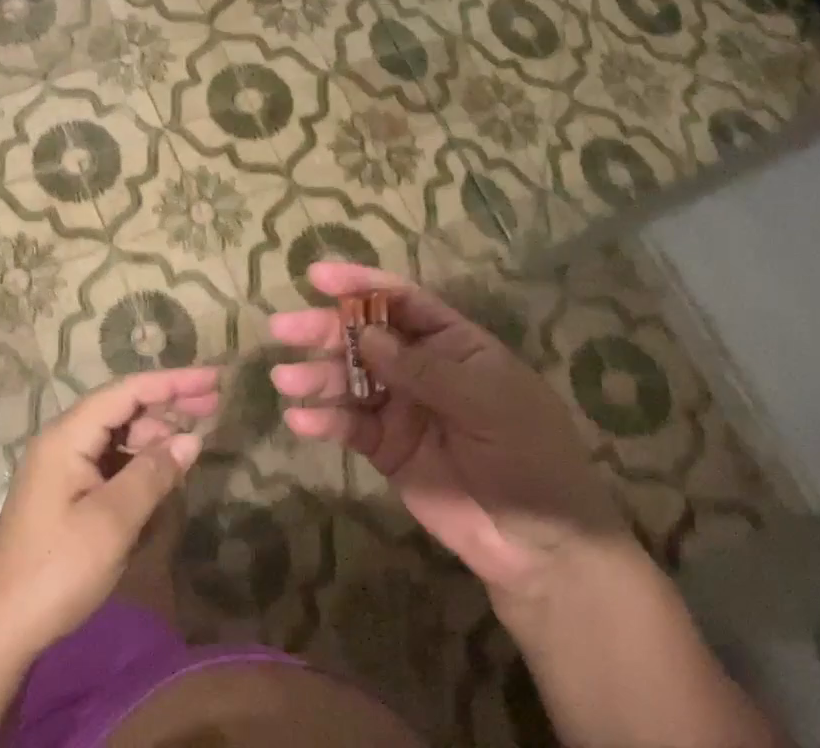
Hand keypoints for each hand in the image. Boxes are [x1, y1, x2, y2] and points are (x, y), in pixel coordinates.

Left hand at [0, 367, 217, 657]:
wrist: (1, 626)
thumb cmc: (57, 569)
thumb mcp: (112, 521)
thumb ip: (153, 474)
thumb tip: (190, 439)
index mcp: (66, 438)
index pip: (126, 391)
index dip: (172, 381)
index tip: (216, 378)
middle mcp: (61, 444)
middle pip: (120, 410)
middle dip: (166, 408)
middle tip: (214, 410)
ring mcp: (60, 471)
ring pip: (115, 440)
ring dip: (153, 443)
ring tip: (190, 455)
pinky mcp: (63, 497)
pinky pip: (107, 468)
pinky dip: (137, 470)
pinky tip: (160, 485)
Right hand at [269, 263, 632, 600]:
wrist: (536, 542)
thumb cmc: (528, 455)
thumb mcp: (486, 402)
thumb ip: (424, 369)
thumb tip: (365, 335)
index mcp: (455, 345)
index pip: (402, 302)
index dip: (361, 285)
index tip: (317, 276)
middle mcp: (421, 369)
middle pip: (365, 338)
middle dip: (325, 329)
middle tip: (283, 328)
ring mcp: (400, 409)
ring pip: (349, 380)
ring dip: (316, 376)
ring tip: (285, 378)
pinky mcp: (384, 448)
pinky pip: (348, 426)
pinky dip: (323, 421)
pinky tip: (300, 420)